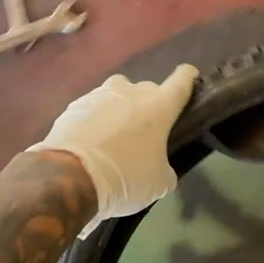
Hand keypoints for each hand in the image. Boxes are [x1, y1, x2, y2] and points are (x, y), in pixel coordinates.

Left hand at [28, 64, 198, 235]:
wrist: (72, 177)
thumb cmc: (127, 176)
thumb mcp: (159, 183)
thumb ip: (165, 169)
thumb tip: (161, 169)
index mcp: (159, 106)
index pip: (182, 81)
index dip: (189, 79)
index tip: (191, 79)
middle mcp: (130, 91)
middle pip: (146, 92)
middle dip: (148, 109)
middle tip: (145, 135)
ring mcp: (98, 95)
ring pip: (117, 99)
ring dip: (119, 115)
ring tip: (114, 143)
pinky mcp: (73, 106)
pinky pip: (92, 112)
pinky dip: (95, 125)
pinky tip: (92, 147)